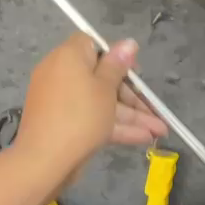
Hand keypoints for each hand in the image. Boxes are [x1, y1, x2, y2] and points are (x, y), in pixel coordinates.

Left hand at [16, 33, 166, 178]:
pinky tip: (143, 138)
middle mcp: (61, 75)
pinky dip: (113, 126)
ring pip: (100, 102)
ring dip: (130, 116)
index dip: (115, 56)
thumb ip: (117, 66)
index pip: (91, 45)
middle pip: (101, 78)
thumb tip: (128, 42)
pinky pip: (90, 118)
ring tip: (160, 131)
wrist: (44, 161)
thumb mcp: (105, 89)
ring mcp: (61, 102)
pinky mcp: (62, 124)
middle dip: (132, 96)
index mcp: (68, 57)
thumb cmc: (80, 116)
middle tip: (156, 111)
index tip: (133, 72)